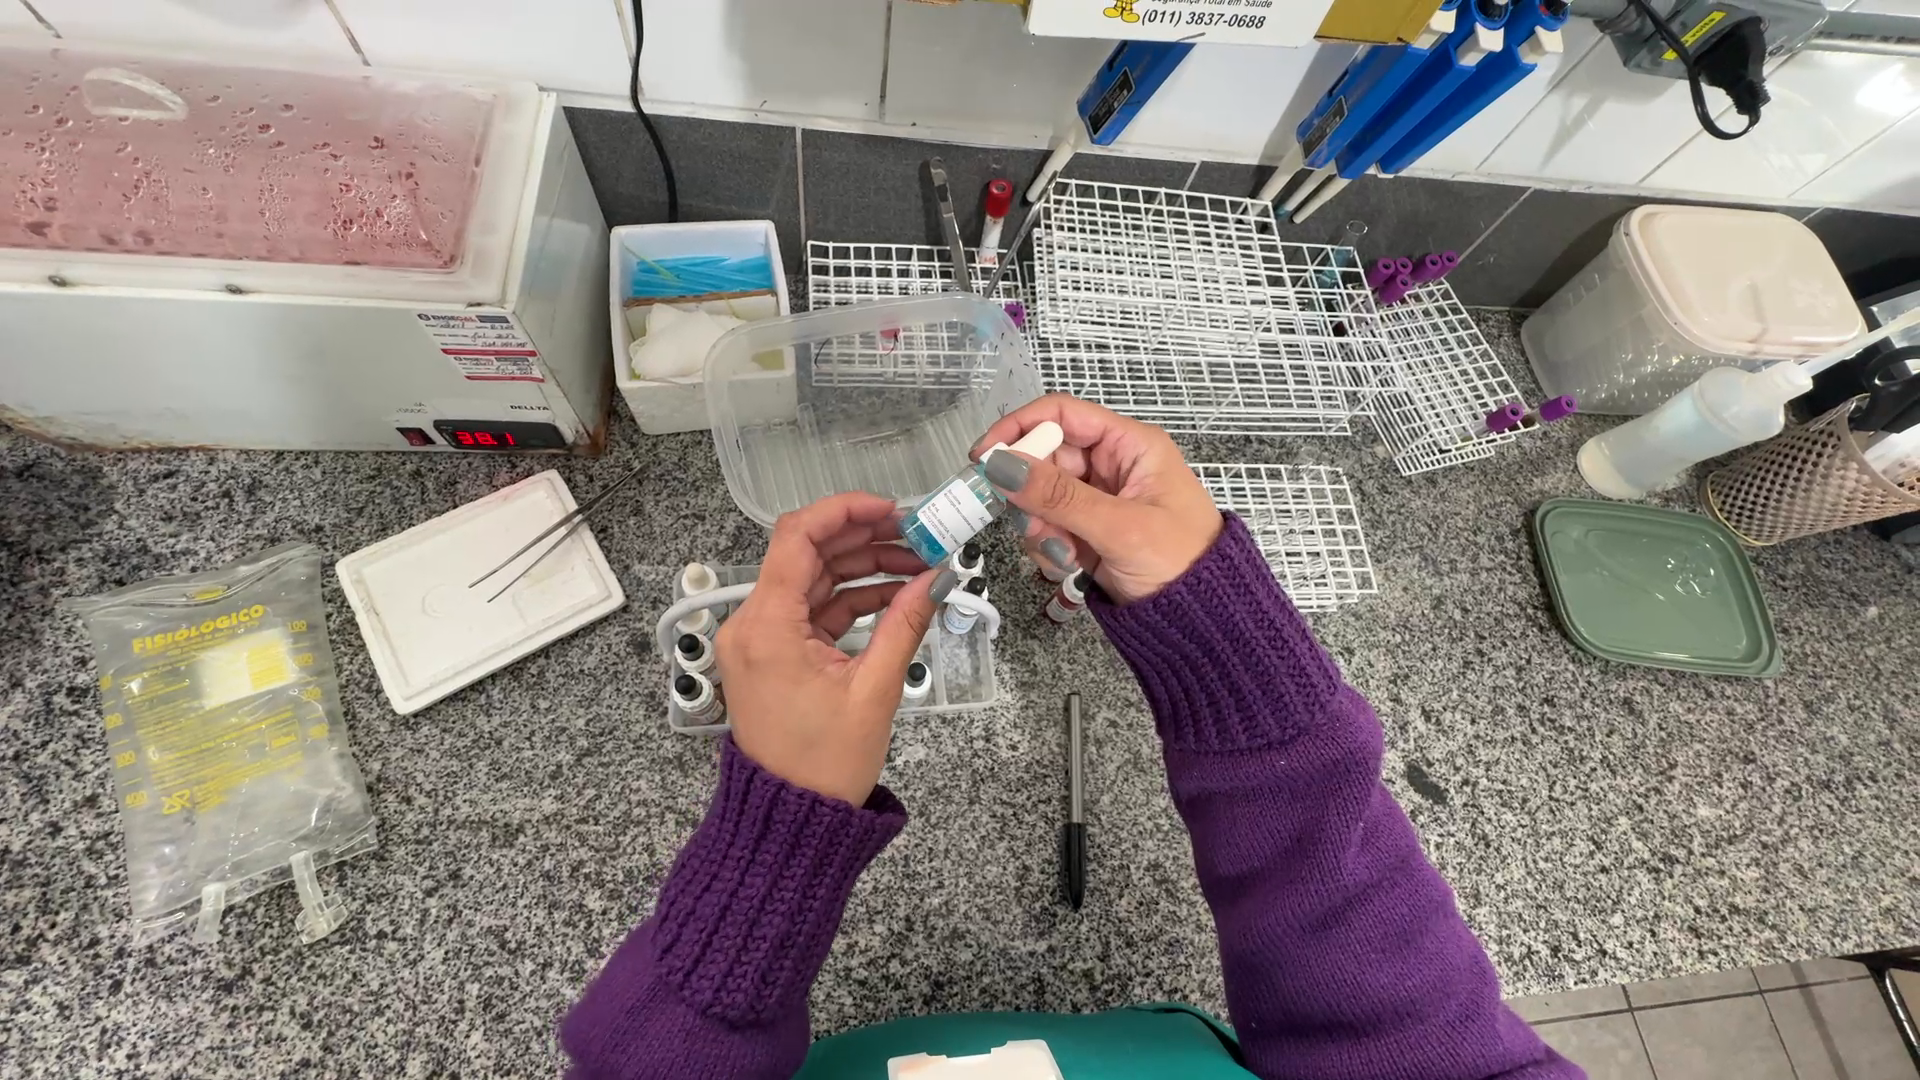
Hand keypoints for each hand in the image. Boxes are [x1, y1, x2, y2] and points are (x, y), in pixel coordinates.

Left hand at [713, 493, 953, 805]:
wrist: (790, 821)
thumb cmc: (820, 768)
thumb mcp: (874, 691)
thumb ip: (905, 624)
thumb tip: (936, 578)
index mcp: (766, 627)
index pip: (797, 537)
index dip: (845, 511)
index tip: (891, 509)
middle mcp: (754, 624)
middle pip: (808, 554)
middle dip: (865, 538)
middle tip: (916, 534)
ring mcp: (763, 638)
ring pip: (815, 579)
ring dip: (864, 567)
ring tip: (916, 564)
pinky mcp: (777, 653)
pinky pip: (816, 609)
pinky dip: (853, 598)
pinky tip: (896, 595)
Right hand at [973, 394, 1221, 604]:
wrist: (1202, 622)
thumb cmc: (1181, 563)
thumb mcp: (1119, 527)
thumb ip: (1058, 496)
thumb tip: (1001, 465)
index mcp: (1130, 446)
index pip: (1063, 415)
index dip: (1020, 427)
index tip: (984, 456)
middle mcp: (1111, 466)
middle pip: (1045, 459)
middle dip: (1031, 493)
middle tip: (1032, 524)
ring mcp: (1097, 500)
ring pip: (1040, 497)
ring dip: (1040, 525)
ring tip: (1063, 552)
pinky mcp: (1087, 531)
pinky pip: (1048, 526)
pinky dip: (1048, 545)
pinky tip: (1069, 563)